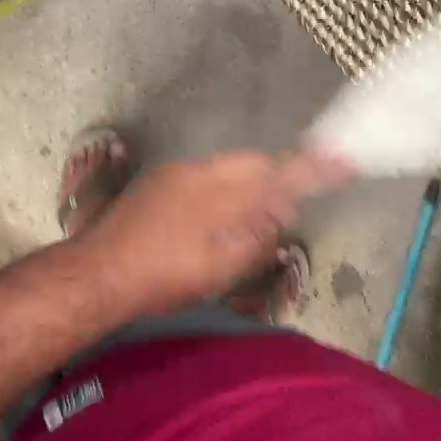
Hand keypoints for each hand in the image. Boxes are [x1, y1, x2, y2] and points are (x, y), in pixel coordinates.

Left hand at [72, 150, 352, 317]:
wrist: (98, 272)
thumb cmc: (164, 279)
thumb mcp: (220, 269)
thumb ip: (256, 237)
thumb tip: (279, 213)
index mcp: (222, 195)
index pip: (279, 176)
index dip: (314, 170)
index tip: (343, 161)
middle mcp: (202, 172)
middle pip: (255, 162)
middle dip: (279, 175)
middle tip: (289, 204)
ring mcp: (178, 172)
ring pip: (229, 166)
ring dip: (251, 181)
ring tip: (255, 214)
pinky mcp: (160, 180)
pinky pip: (207, 172)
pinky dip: (224, 186)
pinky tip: (217, 214)